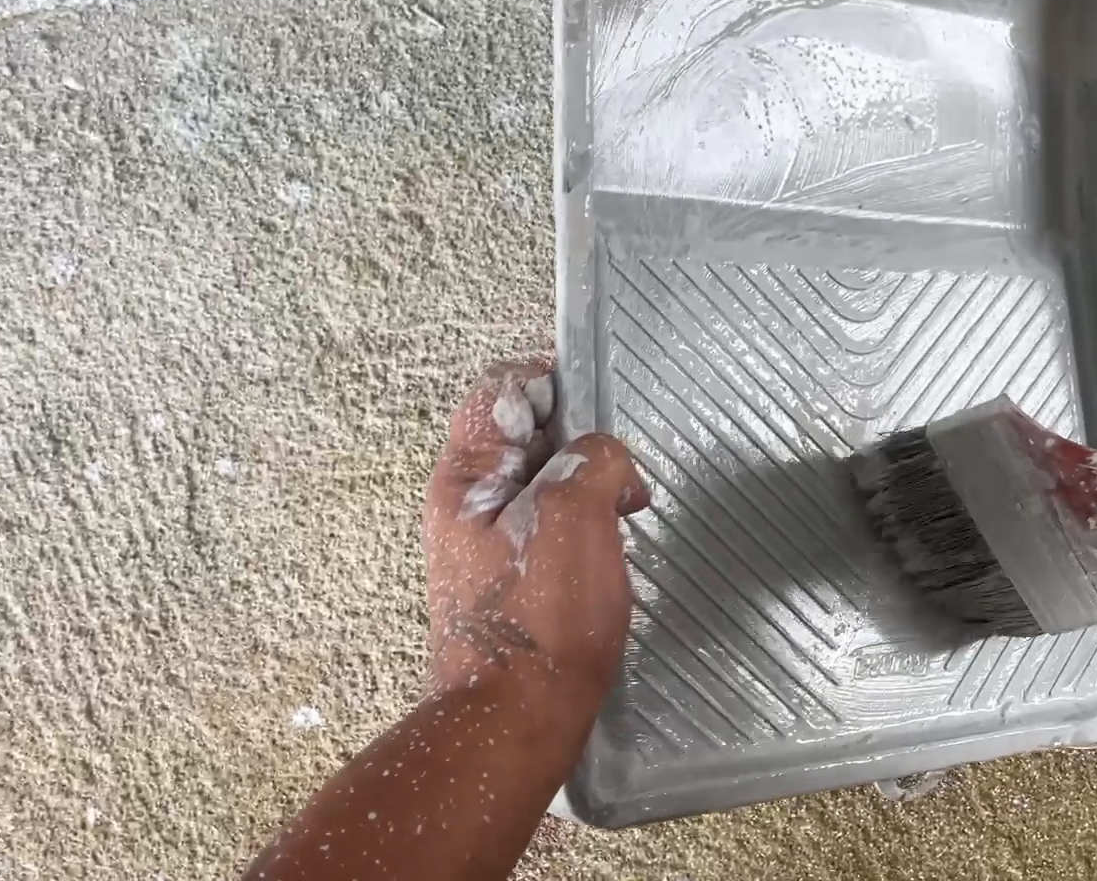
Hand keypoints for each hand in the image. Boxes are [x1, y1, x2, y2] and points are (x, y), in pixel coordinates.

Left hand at [422, 355, 648, 706]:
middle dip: (582, 434)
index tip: (601, 408)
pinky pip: (557, 511)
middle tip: (621, 465)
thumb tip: (607, 462)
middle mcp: (470, 498)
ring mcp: (491, 535)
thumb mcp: (576, 514)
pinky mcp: (516, 566)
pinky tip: (616, 532)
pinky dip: (591, 507)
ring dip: (593, 474)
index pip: (500, 390)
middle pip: (528, 429)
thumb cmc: (546, 611)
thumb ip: (594, 459)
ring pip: (549, 472)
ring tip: (627, 500)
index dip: (552, 382)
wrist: (521, 714)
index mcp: (468, 477)